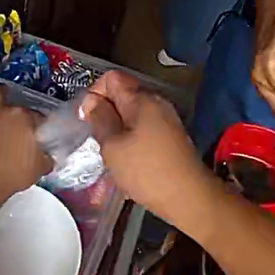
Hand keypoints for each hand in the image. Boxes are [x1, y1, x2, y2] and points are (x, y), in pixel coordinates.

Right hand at [78, 71, 220, 227]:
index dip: (94, 93)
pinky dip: (130, 137)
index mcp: (141, 100)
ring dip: (116, 127)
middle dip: (104, 111)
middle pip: (122, 94)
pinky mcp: (170, 137)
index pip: (111, 78)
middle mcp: (156, 103)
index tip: (87, 118)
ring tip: (109, 150)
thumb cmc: (145, 170)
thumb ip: (100, 119)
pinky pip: (142, 127)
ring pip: (132, 113)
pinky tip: (126, 158)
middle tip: (96, 137)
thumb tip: (91, 100)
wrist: (187, 196)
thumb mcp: (112, 146)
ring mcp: (166, 120)